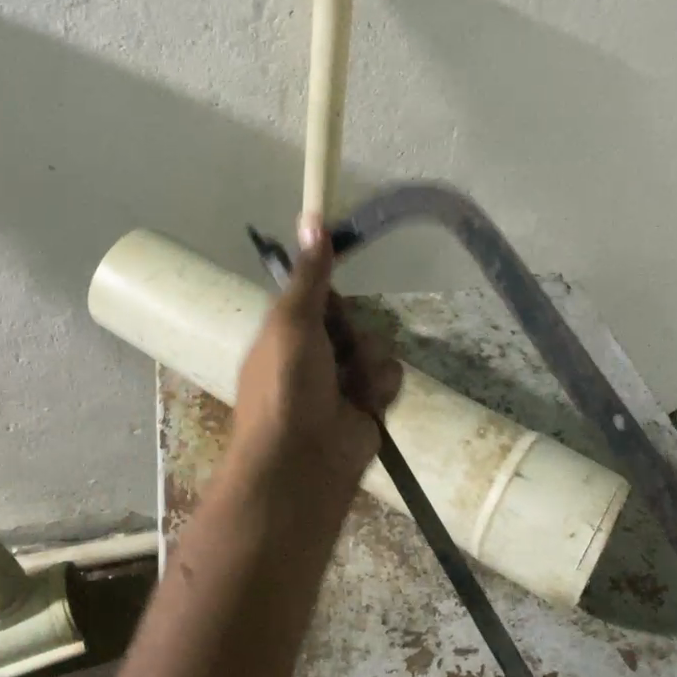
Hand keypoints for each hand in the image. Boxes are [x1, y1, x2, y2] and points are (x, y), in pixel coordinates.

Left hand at [231, 232, 402, 521]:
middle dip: (352, 330)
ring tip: (349, 387)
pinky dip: (379, 388)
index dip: (330, 292)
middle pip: (353, 318)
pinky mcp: (369, 404)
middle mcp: (315, 354)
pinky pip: (389, 376)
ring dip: (367, 363)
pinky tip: (364, 405)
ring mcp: (343, 381)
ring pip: (376, 345)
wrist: (304, 460)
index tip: (342, 280)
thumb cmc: (286, 386)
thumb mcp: (292, 321)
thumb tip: (312, 217)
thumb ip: (310, 275)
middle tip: (337, 346)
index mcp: (286, 333)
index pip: (318, 296)